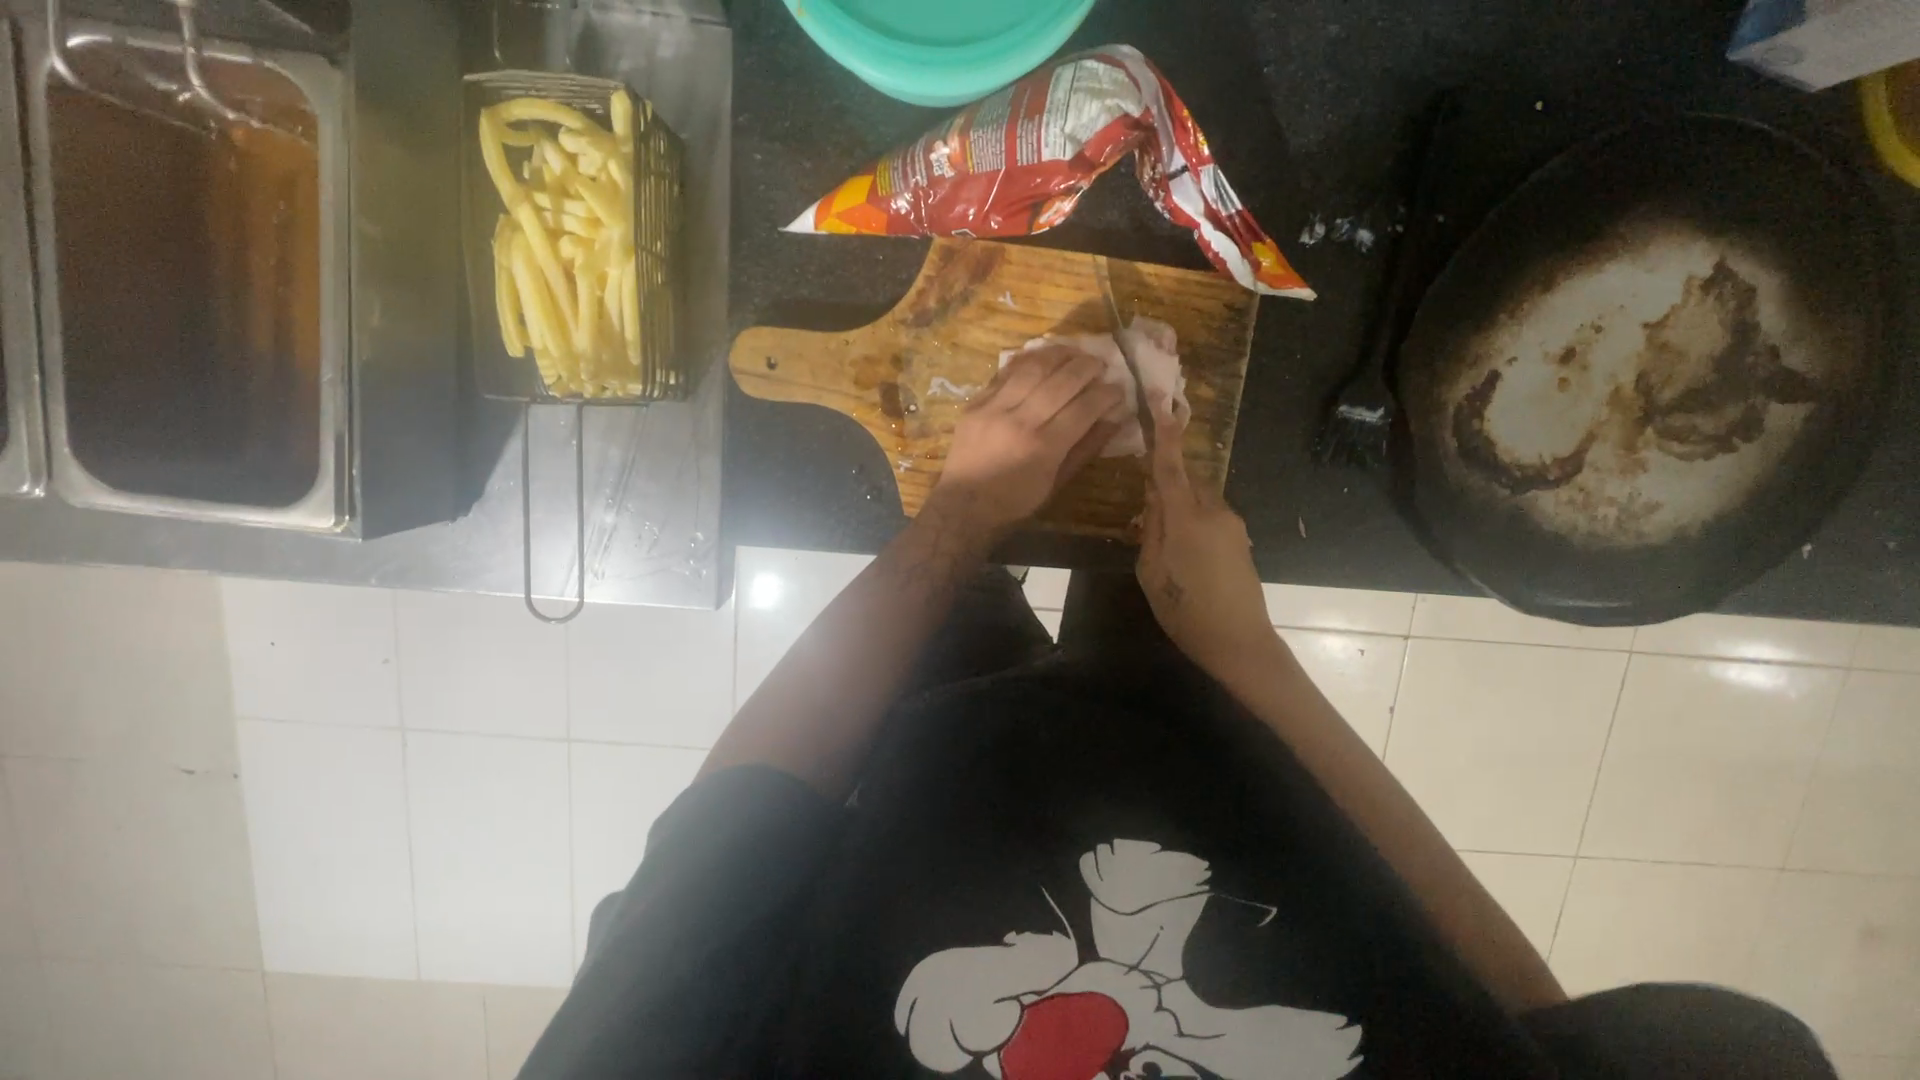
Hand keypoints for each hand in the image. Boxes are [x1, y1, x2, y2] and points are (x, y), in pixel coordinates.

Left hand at [926, 346, 1121, 535]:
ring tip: (1075, 352)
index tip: (1119, 388)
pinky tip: (1044, 357)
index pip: (1084, 408)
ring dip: (1059, 355)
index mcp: (1044, 447)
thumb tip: (1114, 419)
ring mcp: (994, 408)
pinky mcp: (976, 402)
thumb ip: (1086, 448)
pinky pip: (1006, 372)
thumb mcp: (1057, 482)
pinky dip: (1029, 360)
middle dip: (1087, 368)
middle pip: (1061, 381)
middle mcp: (1020, 421)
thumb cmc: (1016, 501)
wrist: (963, 505)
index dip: (1106, 394)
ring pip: (1033, 368)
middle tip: (1101, 364)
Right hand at [1137, 399, 1280, 678]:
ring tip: (1164, 545)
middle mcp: (1214, 511)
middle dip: (1167, 484)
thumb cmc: (1185, 612)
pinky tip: (1185, 555)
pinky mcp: (1241, 538)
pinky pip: (1210, 515)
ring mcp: (1232, 524)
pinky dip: (1193, 521)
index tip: (1160, 399)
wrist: (1240, 642)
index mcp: (1187, 518)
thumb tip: (1152, 496)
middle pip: (1187, 479)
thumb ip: (1150, 528)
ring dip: (1180, 506)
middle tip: (1145, 515)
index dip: (1164, 433)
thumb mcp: (1150, 572)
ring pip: (1199, 498)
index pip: (1171, 466)